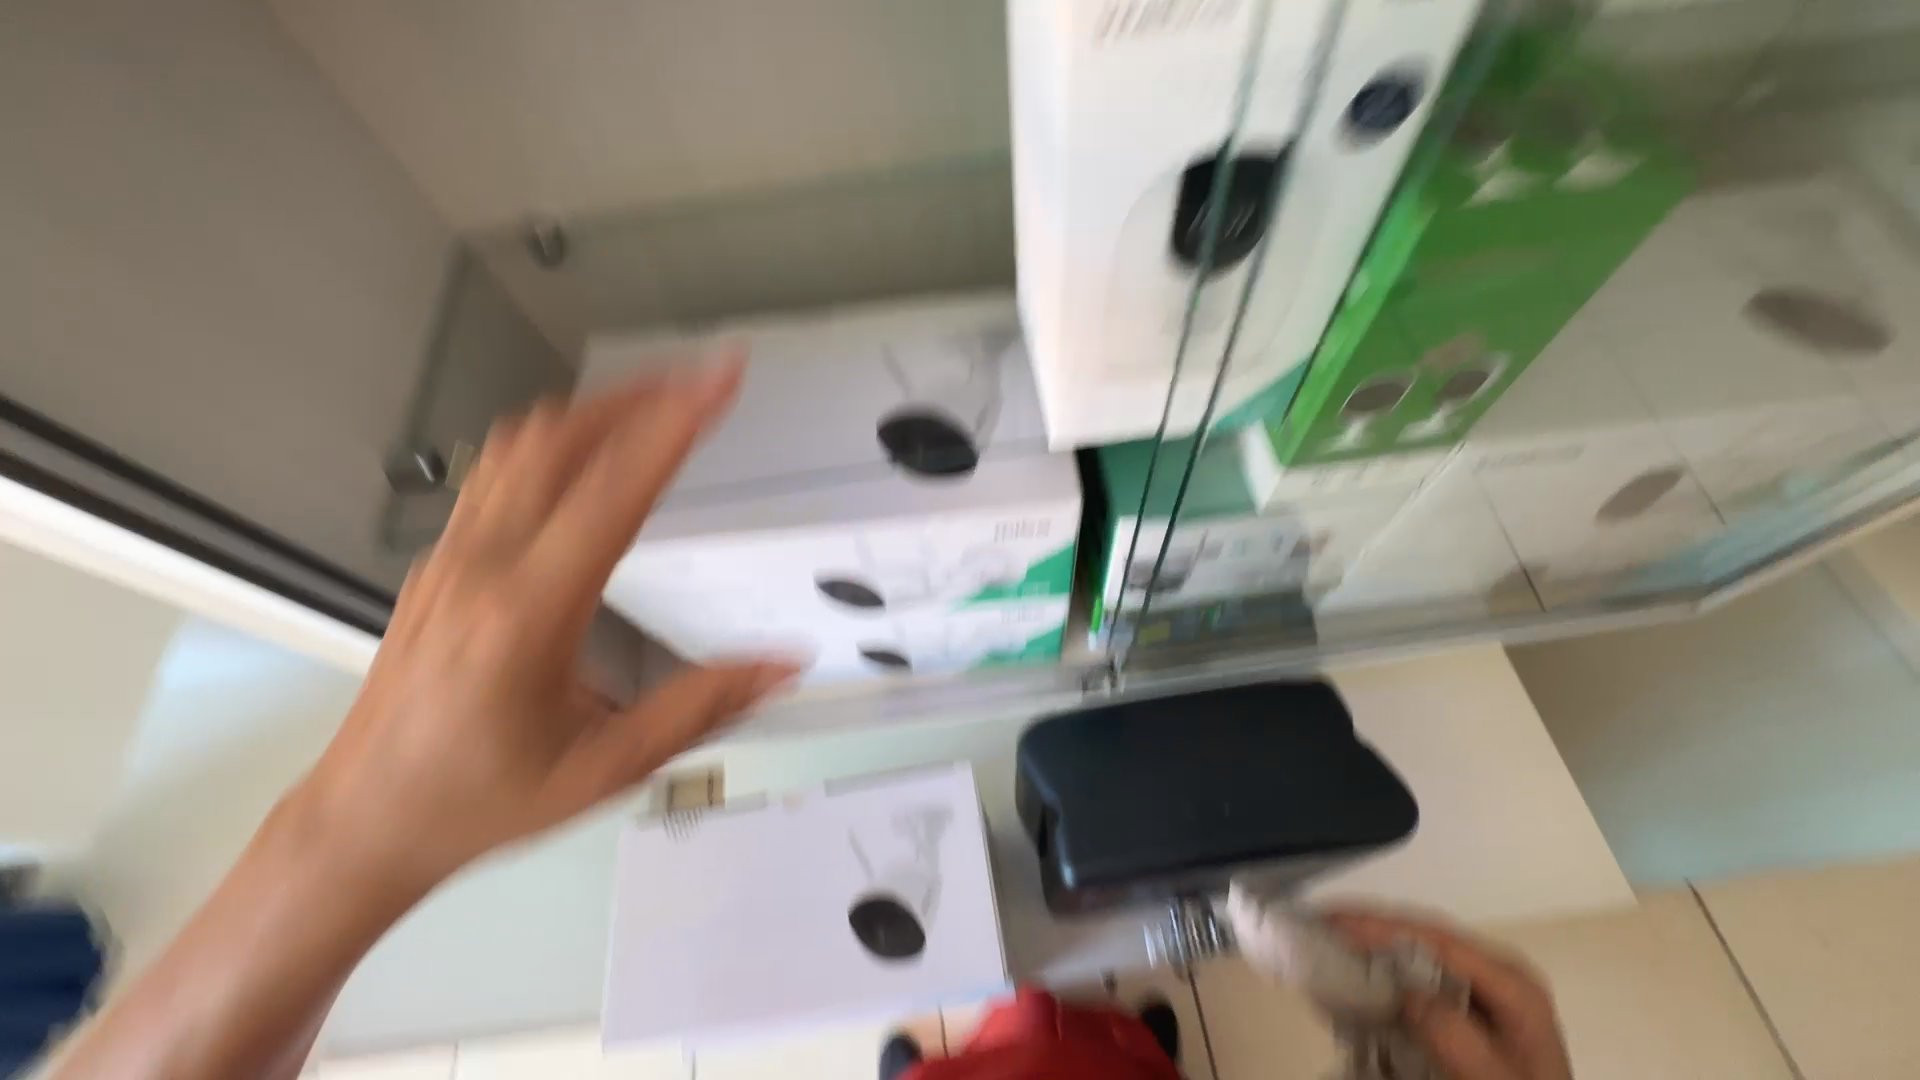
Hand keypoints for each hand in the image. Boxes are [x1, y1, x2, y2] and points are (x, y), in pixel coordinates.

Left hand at [298, 352, 803, 890]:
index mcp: (528, 612)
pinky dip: (558, 437)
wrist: (364, 820)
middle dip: (640, 396)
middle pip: (562, 441)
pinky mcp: (441, 559)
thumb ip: (701, 709)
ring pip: (523, 444)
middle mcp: (483, 564)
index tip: (721, 381)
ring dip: (598, 409)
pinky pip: (500, 470)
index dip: (674, 427)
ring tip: (659, 401)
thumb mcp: (606, 768)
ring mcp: (452, 554)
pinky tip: (592, 450)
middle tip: (704, 381)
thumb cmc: (485, 800)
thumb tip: (784, 664)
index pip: (613, 491)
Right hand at [1327, 910, 1572, 1079]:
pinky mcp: (1467, 1004)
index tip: (1332, 922)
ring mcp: (1482, 986)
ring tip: (1327, 937)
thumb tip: (1407, 995)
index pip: (1435, 937)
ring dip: (1372, 943)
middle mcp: (1495, 972)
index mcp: (1510, 982)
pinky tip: (1355, 967)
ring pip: (1416, 948)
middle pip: (1422, 934)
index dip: (1380, 926)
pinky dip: (1383, 965)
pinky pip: (1418, 971)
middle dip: (1369, 926)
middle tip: (1318, 923)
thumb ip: (1452, 1036)